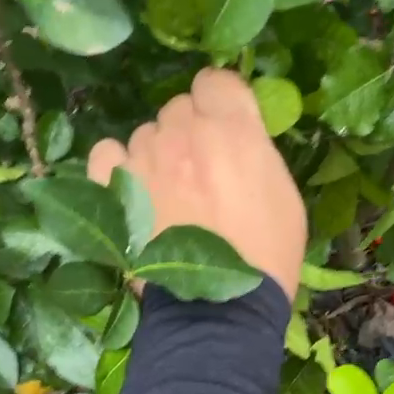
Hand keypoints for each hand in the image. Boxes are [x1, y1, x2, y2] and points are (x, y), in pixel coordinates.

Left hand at [86, 69, 306, 299]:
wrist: (223, 312)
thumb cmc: (267, 258)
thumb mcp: (285, 197)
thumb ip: (258, 155)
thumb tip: (238, 141)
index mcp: (234, 130)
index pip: (216, 81)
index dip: (221, 104)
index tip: (227, 130)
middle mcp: (184, 133)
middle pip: (179, 109)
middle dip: (191, 134)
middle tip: (203, 176)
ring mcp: (145, 160)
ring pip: (146, 134)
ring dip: (159, 156)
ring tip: (171, 197)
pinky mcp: (115, 190)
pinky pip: (107, 153)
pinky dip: (120, 166)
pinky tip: (135, 190)